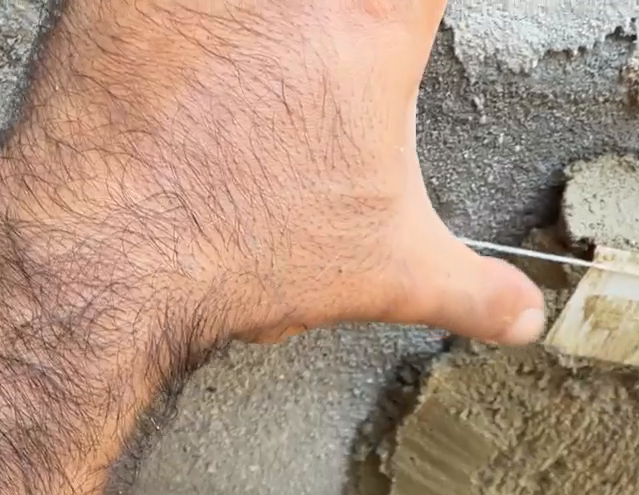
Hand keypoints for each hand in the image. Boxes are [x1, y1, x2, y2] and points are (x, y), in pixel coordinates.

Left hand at [0, 0, 545, 354]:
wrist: (112, 257)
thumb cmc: (249, 254)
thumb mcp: (388, 276)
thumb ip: (469, 291)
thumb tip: (527, 319)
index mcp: (372, 27)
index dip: (409, 16)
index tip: (397, 33)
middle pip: (330, 4)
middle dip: (326, 42)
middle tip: (303, 111)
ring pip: (250, 10)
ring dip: (252, 43)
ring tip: (244, 117)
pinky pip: (167, 6)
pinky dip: (179, 30)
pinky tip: (184, 94)